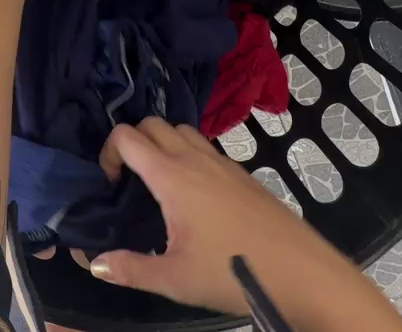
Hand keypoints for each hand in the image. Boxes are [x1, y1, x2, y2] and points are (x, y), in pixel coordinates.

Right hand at [87, 119, 365, 319]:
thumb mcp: (177, 280)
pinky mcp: (241, 173)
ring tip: (160, 182)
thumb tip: (96, 264)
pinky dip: (187, 154)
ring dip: (162, 143)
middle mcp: (193, 157)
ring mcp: (221, 162)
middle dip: (133, 141)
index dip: (108, 151)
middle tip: (130, 178)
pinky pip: (204, 146)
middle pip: (152, 123)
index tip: (110, 183)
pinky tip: (195, 194)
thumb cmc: (234, 272)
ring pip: (180, 130)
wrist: (305, 275)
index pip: (126, 136)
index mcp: (171, 175)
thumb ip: (132, 269)